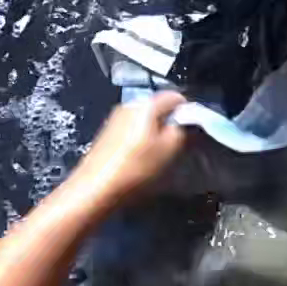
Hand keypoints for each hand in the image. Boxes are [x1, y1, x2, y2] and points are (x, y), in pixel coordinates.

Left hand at [62, 92, 186, 205]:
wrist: (94, 188)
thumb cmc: (136, 167)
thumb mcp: (169, 149)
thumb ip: (182, 128)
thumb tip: (185, 119)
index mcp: (146, 104)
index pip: (175, 96)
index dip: (188, 111)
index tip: (192, 130)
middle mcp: (130, 104)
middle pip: (159, 106)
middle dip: (170, 122)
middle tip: (176, 144)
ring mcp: (116, 117)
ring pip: (145, 118)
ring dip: (155, 132)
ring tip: (158, 154)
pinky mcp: (107, 132)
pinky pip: (132, 128)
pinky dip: (140, 138)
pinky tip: (139, 158)